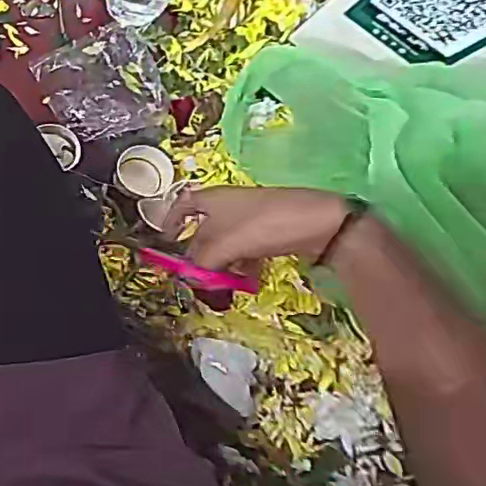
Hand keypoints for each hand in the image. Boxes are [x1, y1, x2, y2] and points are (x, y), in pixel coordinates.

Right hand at [160, 186, 351, 270]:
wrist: (319, 222)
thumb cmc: (263, 224)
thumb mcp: (224, 245)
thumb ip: (202, 264)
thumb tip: (189, 279)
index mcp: (211, 199)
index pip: (182, 205)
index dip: (171, 221)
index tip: (166, 240)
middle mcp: (227, 205)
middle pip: (204, 231)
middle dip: (200, 257)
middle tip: (198, 279)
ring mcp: (250, 217)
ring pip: (226, 244)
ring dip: (222, 266)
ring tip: (224, 286)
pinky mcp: (269, 230)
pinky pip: (246, 249)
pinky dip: (243, 265)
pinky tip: (248, 281)